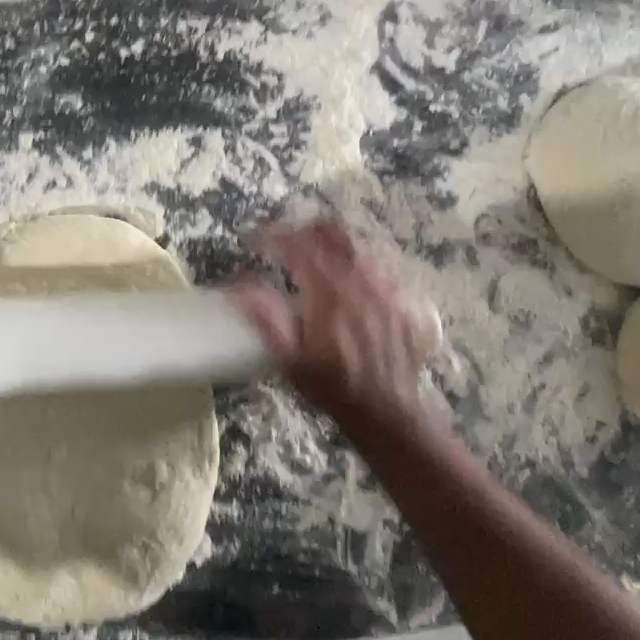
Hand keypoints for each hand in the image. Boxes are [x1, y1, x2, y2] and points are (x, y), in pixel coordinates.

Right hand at [227, 219, 438, 439]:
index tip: (253, 237)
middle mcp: (359, 284)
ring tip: (313, 244)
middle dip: (303, 226)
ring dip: (331, 238)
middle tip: (284, 233)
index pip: (297, 247)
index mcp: (327, 295)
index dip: (272, 235)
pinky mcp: (402, 299)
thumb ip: (265, 318)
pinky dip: (358, 258)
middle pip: (332, 234)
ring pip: (357, 245)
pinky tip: (348, 270)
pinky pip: (379, 264)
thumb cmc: (332, 387)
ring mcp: (385, 289)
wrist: (388, 413)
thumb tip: (236, 286)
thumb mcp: (289, 360)